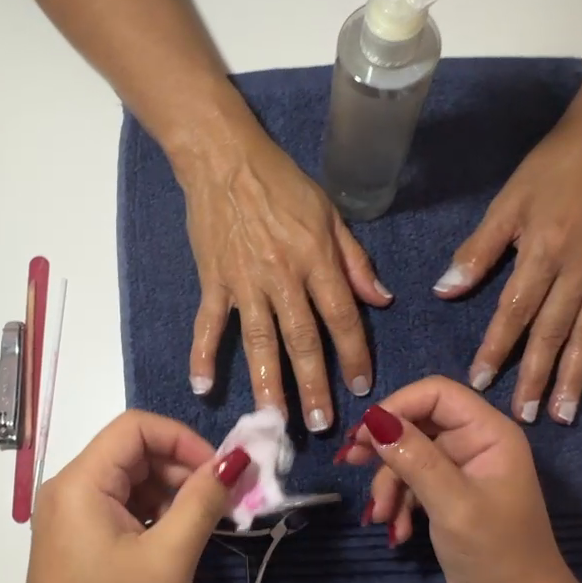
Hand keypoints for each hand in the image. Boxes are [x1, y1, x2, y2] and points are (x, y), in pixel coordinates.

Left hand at [13, 411, 248, 582]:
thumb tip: (236, 460)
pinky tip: (174, 542)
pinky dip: (153, 513)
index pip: (136, 427)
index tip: (219, 474)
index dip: (184, 440)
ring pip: (130, 479)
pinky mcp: (76, 535)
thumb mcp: (168, 559)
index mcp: (82, 482)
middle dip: (181, 469)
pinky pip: (120, 504)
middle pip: (133, 451)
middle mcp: (70, 487)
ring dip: (170, 493)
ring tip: (201, 527)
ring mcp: (70, 512)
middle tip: (221, 503)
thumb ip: (203, 502)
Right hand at [178, 129, 390, 432]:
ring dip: (267, 383)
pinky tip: (200, 387)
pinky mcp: (213, 282)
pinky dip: (202, 355)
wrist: (224, 159)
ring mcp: (244, 283)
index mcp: (316, 259)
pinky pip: (207, 324)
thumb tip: (381, 299)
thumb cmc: (283, 183)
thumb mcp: (330, 214)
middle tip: (321, 423)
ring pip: (258, 341)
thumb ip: (354, 260)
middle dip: (313, 384)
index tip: (361, 387)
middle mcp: (283, 277)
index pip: (341, 316)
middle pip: (301, 339)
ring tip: (274, 419)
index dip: (354, 354)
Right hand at [337, 377, 581, 582]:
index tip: (364, 434)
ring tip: (382, 517)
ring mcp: (461, 472)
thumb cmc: (496, 552)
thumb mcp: (452, 504)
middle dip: (385, 449)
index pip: (436, 394)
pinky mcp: (447, 498)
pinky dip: (399, 505)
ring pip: (408, 457)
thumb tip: (373, 420)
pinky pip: (411, 485)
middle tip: (350, 463)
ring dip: (388, 486)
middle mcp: (475, 444)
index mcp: (489, 434)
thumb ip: (414, 459)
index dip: (397, 406)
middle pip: (416, 423)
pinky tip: (398, 531)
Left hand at [435, 115, 581, 425]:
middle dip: (538, 377)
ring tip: (565, 413)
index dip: (497, 348)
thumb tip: (445, 290)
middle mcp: (577, 271)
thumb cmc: (550, 170)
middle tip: (526, 416)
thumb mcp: (506, 203)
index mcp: (542, 254)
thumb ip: (478, 250)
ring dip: (576, 376)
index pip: (515, 311)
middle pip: (553, 333)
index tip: (481, 381)